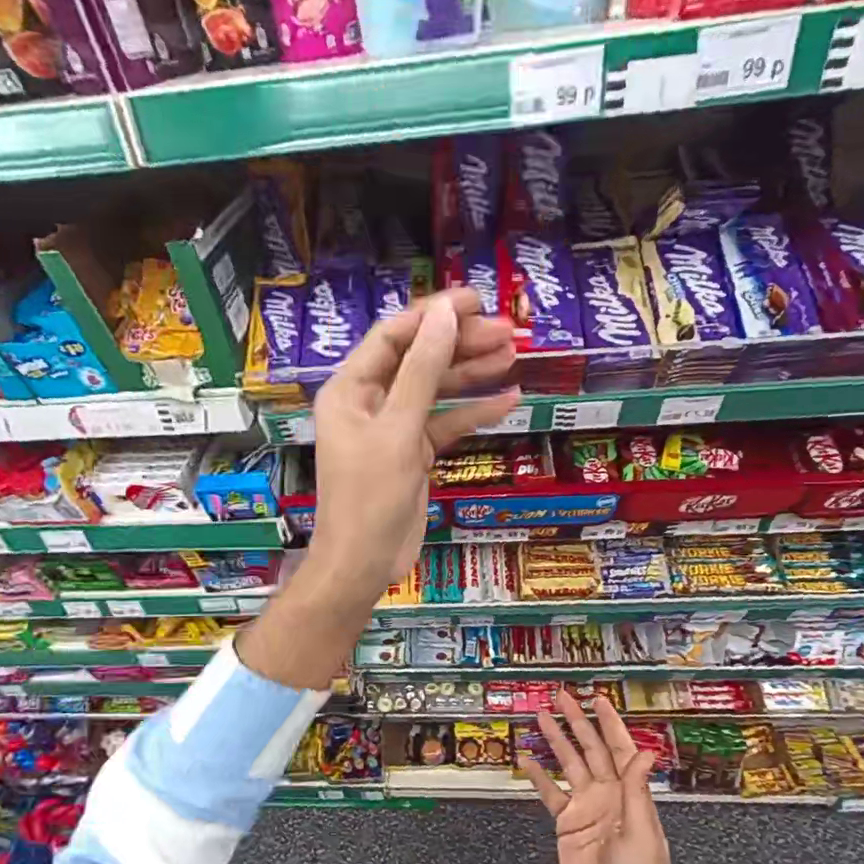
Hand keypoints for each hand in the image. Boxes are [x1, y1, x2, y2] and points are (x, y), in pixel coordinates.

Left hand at [306, 288, 518, 602]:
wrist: (364, 563)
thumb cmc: (370, 497)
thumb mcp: (398, 431)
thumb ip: (422, 371)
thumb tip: (444, 315)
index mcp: (350, 389)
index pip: (393, 336)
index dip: (433, 314)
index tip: (476, 299)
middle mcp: (369, 402)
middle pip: (418, 359)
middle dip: (460, 343)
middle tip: (508, 330)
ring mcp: (393, 428)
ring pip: (435, 389)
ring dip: (471, 373)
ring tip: (513, 354)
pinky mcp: (412, 453)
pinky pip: (444, 423)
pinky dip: (472, 413)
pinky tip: (508, 400)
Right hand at [520, 691, 671, 863]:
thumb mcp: (642, 836)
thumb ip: (637, 792)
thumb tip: (644, 751)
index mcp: (631, 795)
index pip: (620, 750)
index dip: (611, 724)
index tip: (599, 699)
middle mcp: (608, 794)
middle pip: (590, 749)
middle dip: (577, 722)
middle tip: (561, 696)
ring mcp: (585, 808)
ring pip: (568, 764)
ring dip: (556, 740)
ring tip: (541, 715)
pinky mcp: (566, 825)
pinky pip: (550, 794)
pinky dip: (538, 776)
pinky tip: (526, 759)